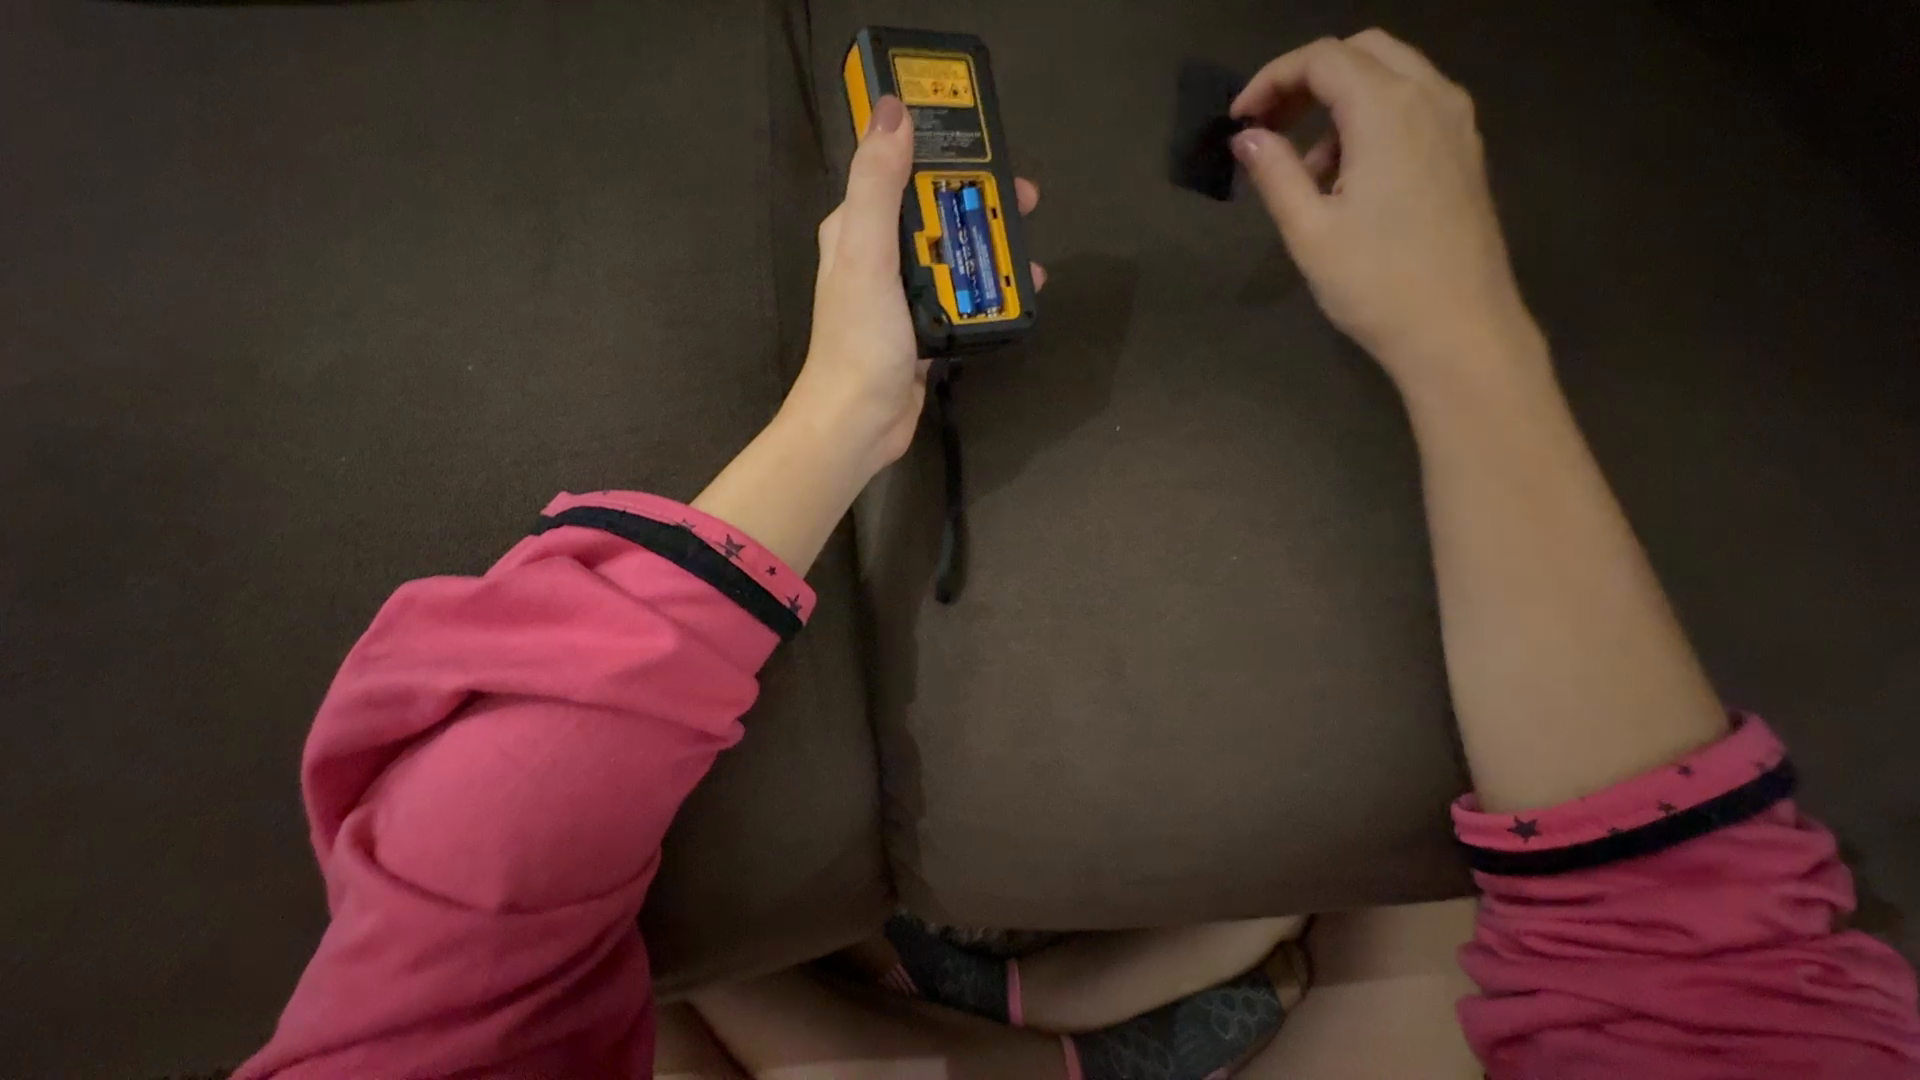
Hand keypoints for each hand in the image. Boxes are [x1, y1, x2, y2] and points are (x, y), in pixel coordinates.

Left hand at [783, 95, 1043, 475]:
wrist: (860, 424)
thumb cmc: (861, 342)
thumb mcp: (867, 256)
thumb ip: (877, 186)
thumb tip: (893, 111)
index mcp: (855, 229)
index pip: (898, 171)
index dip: (942, 153)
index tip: (988, 147)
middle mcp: (876, 255)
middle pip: (934, 212)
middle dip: (979, 203)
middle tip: (1027, 203)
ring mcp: (900, 294)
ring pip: (952, 254)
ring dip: (990, 247)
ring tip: (1029, 255)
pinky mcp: (921, 327)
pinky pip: (960, 295)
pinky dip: (987, 289)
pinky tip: (1018, 291)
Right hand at [1230, 31, 1539, 387]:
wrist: (1458, 329)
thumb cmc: (1375, 283)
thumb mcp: (1309, 231)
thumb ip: (1275, 174)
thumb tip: (1248, 138)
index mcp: (1387, 110)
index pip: (1322, 59)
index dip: (1271, 80)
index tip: (1238, 122)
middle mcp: (1429, 98)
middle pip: (1362, 52)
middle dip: (1307, 79)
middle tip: (1269, 126)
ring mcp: (1456, 123)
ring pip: (1392, 77)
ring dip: (1340, 103)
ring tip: (1306, 168)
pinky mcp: (1464, 153)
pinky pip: (1414, 108)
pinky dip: (1372, 121)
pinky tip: (1349, 179)